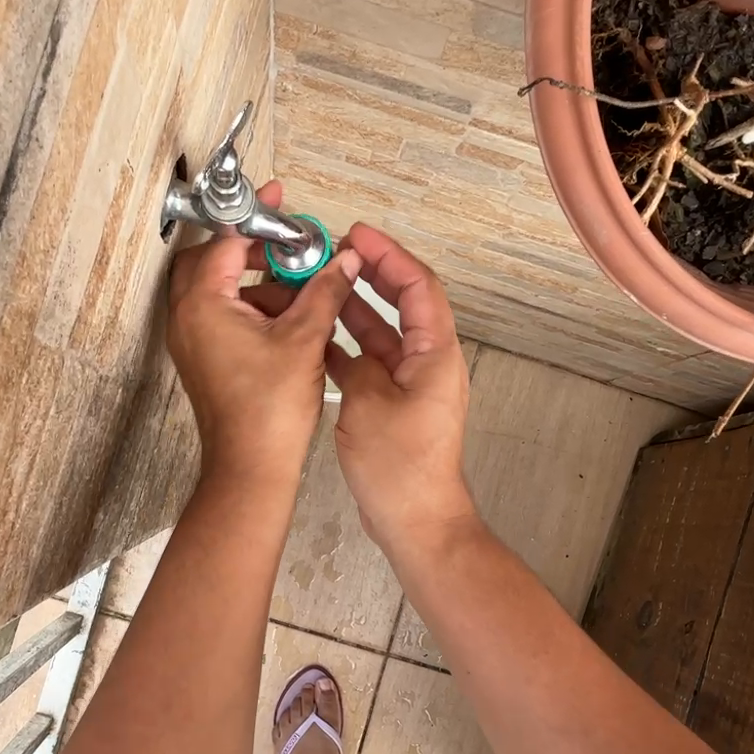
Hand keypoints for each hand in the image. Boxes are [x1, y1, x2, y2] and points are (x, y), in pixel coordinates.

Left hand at [167, 181, 360, 484]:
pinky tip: (293, 319)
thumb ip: (325, 290)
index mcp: (203, 304)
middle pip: (217, 262)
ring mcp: (193, 341)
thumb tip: (343, 260)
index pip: (226, 240)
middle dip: (257, 251)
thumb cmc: (268, 412)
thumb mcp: (305, 338)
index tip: (280, 202)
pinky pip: (225, 318)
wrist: (251, 466)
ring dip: (260, 283)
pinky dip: (255, 310)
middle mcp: (188, 319)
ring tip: (303, 288)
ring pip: (223, 291)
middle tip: (293, 247)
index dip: (259, 219)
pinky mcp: (205, 360)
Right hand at [325, 223, 477, 550]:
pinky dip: (348, 348)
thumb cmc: (400, 466)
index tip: (358, 233)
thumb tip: (344, 347)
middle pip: (404, 304)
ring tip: (321, 287)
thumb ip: (356, 363)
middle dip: (373, 275)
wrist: (415, 520)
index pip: (418, 286)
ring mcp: (412, 386)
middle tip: (338, 252)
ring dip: (356, 310)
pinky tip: (319, 338)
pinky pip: (372, 364)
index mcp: (435, 354)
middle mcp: (429, 364)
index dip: (389, 255)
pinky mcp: (394, 407)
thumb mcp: (368, 403)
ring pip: (384, 334)